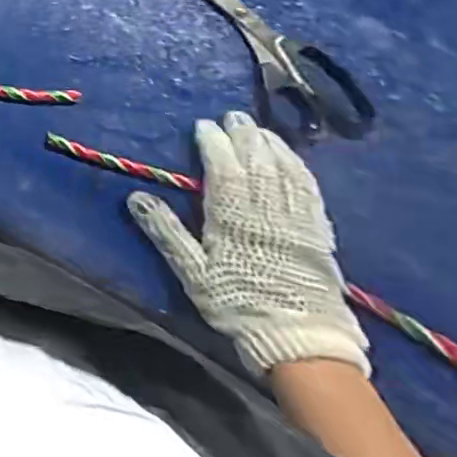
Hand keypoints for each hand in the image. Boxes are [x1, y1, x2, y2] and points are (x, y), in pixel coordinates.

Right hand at [127, 111, 369, 376]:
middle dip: (246, 139)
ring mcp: (299, 226)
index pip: (225, 173)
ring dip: (275, 150)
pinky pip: (311, 196)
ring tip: (262, 130)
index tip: (203, 126)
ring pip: (288, 177)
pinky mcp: (319, 238)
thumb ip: (166, 232)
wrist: (301, 340)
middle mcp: (269, 217)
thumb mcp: (191, 271)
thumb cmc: (236, 303)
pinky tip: (295, 163)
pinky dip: (302, 173)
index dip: (214, 147)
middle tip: (234, 116)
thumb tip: (136, 196)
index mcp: (235, 222)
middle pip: (259, 168)